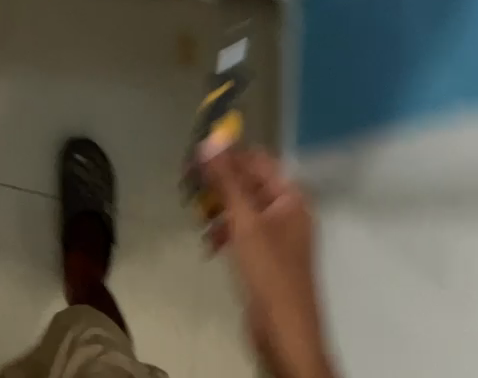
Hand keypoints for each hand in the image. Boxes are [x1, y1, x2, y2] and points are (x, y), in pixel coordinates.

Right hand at [201, 141, 334, 377]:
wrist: (286, 336)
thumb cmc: (269, 273)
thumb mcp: (244, 222)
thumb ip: (226, 181)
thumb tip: (209, 141)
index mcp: (290, 198)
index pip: (256, 160)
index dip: (228, 155)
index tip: (195, 157)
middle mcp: (286, 211)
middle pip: (247, 182)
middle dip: (218, 183)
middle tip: (187, 184)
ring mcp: (277, 235)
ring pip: (241, 207)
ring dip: (218, 208)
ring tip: (196, 215)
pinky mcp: (265, 256)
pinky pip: (242, 231)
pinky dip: (224, 231)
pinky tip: (209, 243)